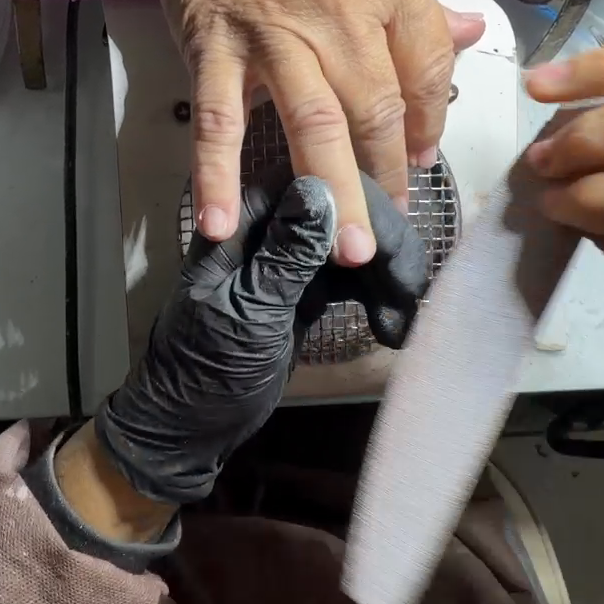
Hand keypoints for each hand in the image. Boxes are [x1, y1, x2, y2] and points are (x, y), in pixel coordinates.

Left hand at [93, 171, 425, 505]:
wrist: (193, 421)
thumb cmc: (206, 366)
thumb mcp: (249, 311)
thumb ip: (284, 255)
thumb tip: (320, 187)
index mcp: (240, 223)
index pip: (306, 182)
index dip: (354, 204)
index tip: (386, 250)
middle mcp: (267, 229)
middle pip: (339, 209)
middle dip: (381, 244)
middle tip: (410, 293)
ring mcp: (288, 259)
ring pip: (352, 243)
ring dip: (385, 274)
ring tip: (404, 320)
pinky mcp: (306, 288)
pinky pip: (351, 276)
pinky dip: (376, 295)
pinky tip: (393, 325)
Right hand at [139, 0, 481, 264]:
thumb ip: (418, 1)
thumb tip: (467, 41)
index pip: (426, 68)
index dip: (426, 125)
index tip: (415, 160)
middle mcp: (339, 8)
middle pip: (375, 108)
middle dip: (386, 176)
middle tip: (385, 232)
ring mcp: (272, 31)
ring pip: (312, 124)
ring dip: (332, 191)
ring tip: (344, 247)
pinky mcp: (213, 44)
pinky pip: (219, 118)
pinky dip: (216, 173)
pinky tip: (219, 222)